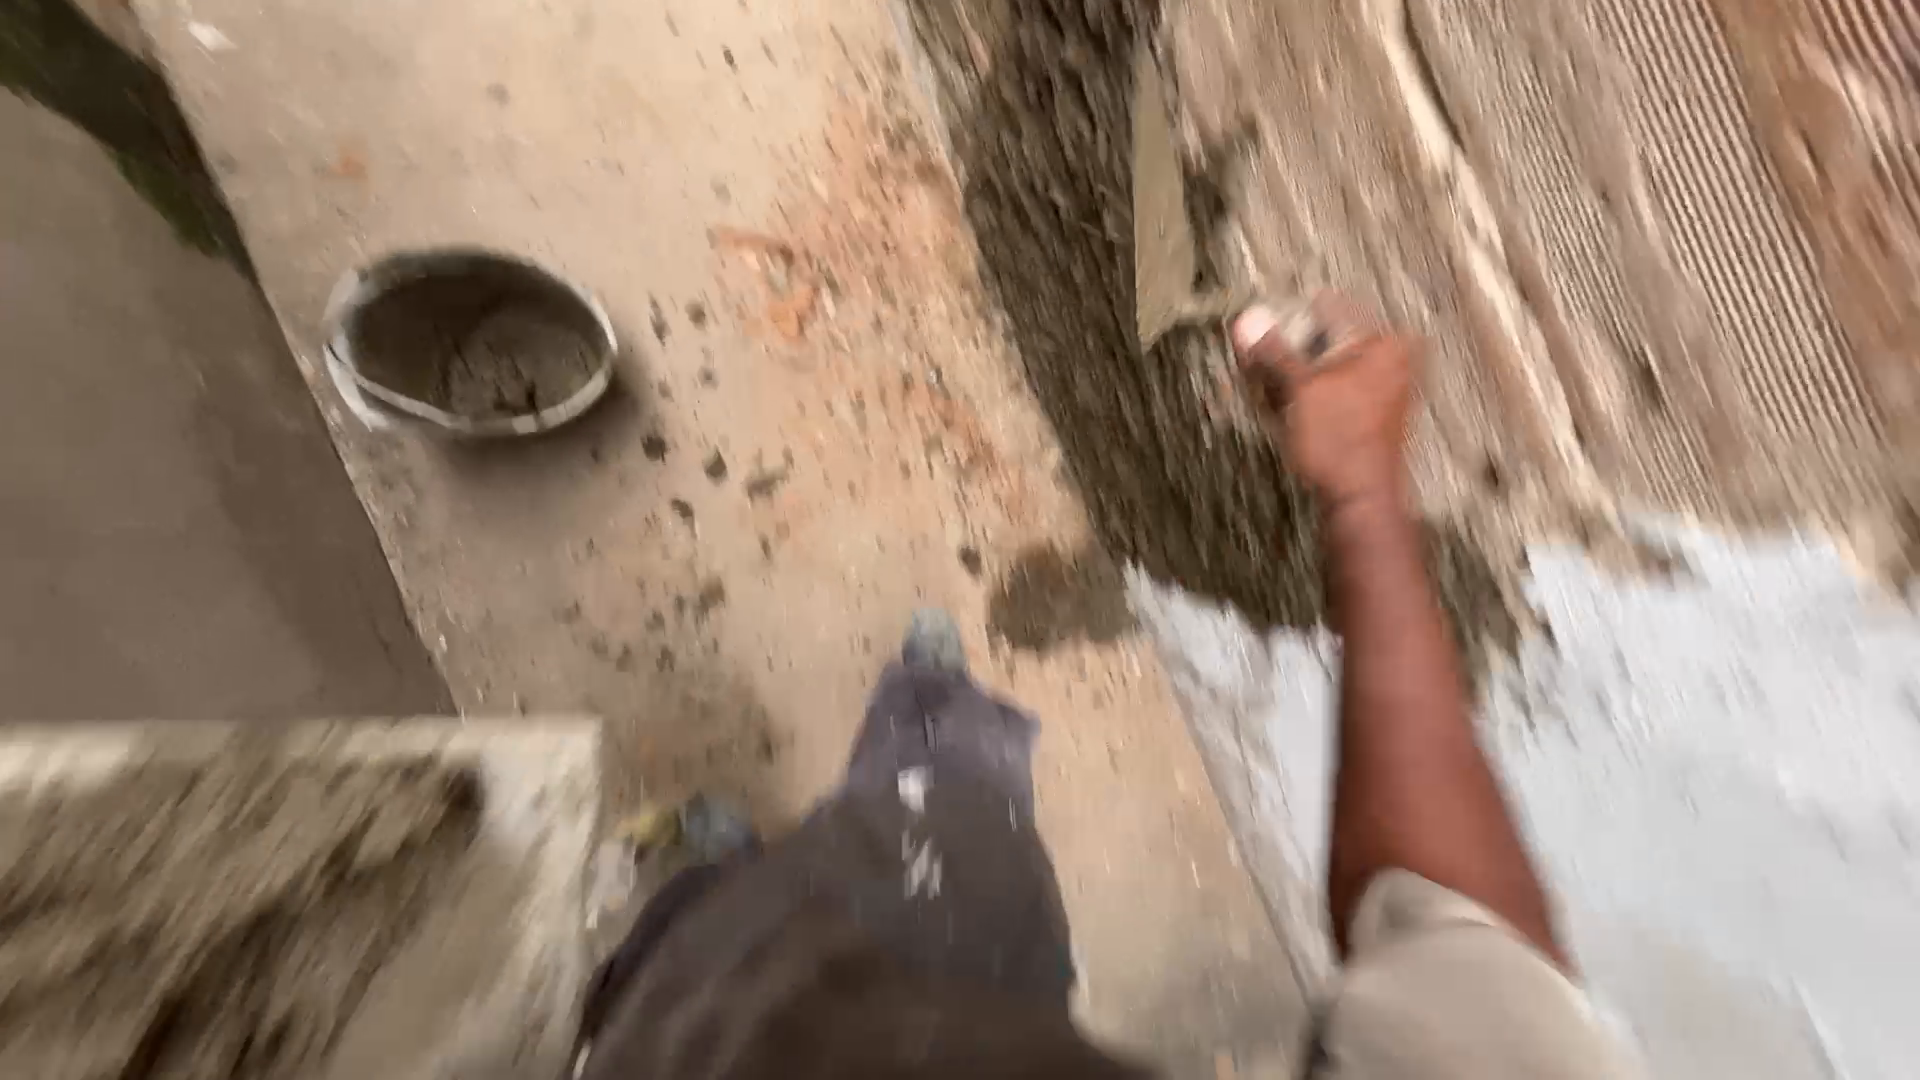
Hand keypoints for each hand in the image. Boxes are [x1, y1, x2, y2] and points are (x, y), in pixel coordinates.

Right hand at [1231, 292, 1419, 511]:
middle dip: (1284, 351)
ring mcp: (1378, 387)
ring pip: (1320, 368)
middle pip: (1322, 340)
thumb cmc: (1339, 442)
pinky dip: (1301, 394)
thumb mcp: (1299, 388)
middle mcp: (1388, 359)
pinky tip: (1280, 406)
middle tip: (1253, 360)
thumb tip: (1248, 322)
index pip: (1327, 309)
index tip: (1256, 326)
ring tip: (1262, 386)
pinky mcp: (1365, 411)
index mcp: (1383, 342)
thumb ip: (1273, 351)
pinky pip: (1327, 390)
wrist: (1358, 495)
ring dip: (1287, 375)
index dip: (1286, 318)